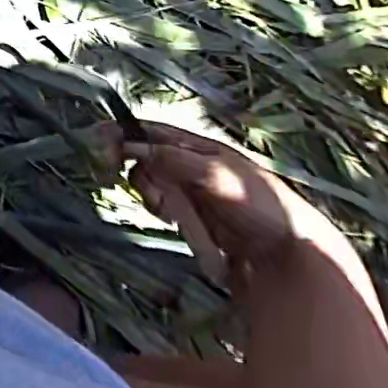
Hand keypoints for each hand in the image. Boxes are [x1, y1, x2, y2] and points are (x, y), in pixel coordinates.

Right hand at [114, 123, 353, 291]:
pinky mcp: (192, 215)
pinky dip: (165, 213)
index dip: (121, 133)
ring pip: (150, 184)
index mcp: (197, 145)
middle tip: (155, 198)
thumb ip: (174, 158)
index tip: (95, 142)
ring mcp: (190, 189)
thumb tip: (133, 145)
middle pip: (143, 158)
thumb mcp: (217, 177)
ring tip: (175, 218)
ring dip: (155, 199)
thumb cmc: (260, 207)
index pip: (148, 130)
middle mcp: (189, 162)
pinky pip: (163, 207)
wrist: (292, 256)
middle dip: (143, 176)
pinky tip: (179, 225)